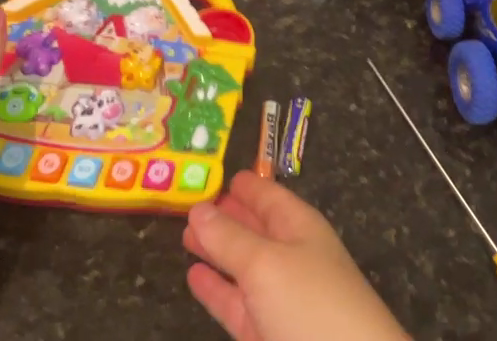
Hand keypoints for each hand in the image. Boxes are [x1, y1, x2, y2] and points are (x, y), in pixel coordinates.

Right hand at [184, 172, 408, 340]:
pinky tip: (194, 276)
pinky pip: (235, 301)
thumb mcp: (266, 264)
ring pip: (243, 264)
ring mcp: (280, 296)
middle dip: (226, 215)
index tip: (214, 173)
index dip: (245, 185)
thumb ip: (230, 238)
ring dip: (216, 249)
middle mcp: (291, 255)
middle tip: (190, 204)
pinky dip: (215, 288)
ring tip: (185, 235)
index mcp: (300, 227)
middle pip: (255, 227)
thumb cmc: (311, 304)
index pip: (269, 195)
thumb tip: (198, 208)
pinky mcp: (267, 331)